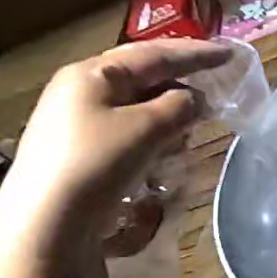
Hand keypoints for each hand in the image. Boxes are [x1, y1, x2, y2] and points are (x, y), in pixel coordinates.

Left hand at [0, 39, 232, 247]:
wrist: (46, 223)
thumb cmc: (96, 164)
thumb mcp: (147, 128)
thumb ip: (180, 105)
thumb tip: (196, 100)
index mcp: (93, 74)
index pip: (154, 54)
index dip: (196, 54)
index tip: (230, 55)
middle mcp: (81, 89)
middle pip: (144, 77)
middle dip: (181, 85)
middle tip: (215, 92)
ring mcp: (76, 120)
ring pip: (138, 106)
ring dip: (168, 117)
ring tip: (187, 134)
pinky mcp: (79, 150)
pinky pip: (127, 131)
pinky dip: (151, 137)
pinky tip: (161, 156)